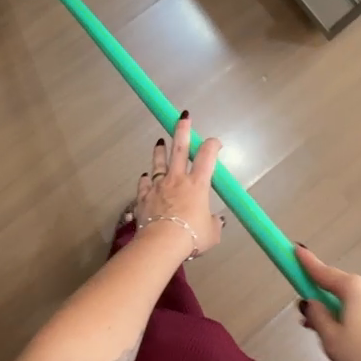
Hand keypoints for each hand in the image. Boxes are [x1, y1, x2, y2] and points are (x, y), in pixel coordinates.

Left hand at [133, 114, 223, 258]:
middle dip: (182, 130)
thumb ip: (214, 224)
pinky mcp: (143, 197)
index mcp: (197, 184)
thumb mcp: (211, 234)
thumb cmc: (191, 236)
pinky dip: (145, 180)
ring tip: (160, 141)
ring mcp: (158, 186)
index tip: (215, 142)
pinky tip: (144, 177)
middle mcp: (177, 179)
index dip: (212, 145)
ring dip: (160, 151)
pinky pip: (144, 184)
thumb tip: (216, 221)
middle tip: (183, 117)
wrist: (161, 244)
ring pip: (159, 163)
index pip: (207, 156)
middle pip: (180, 148)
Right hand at [297, 247, 360, 360]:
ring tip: (331, 339)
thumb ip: (318, 317)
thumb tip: (311, 302)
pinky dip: (356, 321)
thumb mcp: (332, 340)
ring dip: (339, 313)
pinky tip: (354, 345)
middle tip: (308, 320)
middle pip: (340, 288)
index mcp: (354, 288)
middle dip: (323, 298)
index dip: (306, 263)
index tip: (294, 248)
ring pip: (355, 303)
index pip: (323, 272)